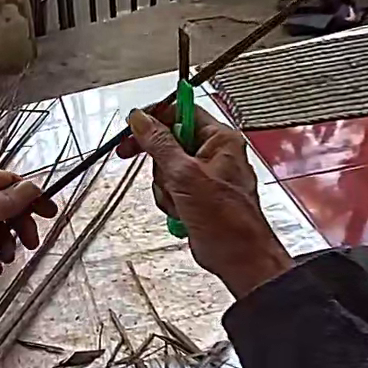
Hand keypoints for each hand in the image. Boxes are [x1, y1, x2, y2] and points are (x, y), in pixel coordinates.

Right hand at [118, 104, 291, 297]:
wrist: (238, 256)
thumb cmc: (227, 219)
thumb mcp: (184, 174)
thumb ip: (159, 143)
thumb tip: (140, 119)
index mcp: (219, 140)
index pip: (182, 111)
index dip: (155, 116)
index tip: (134, 125)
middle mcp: (213, 154)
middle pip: (168, 140)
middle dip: (156, 159)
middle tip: (129, 153)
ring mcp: (203, 175)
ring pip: (164, 167)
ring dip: (163, 185)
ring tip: (178, 199)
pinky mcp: (194, 195)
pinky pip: (168, 187)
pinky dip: (167, 199)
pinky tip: (180, 211)